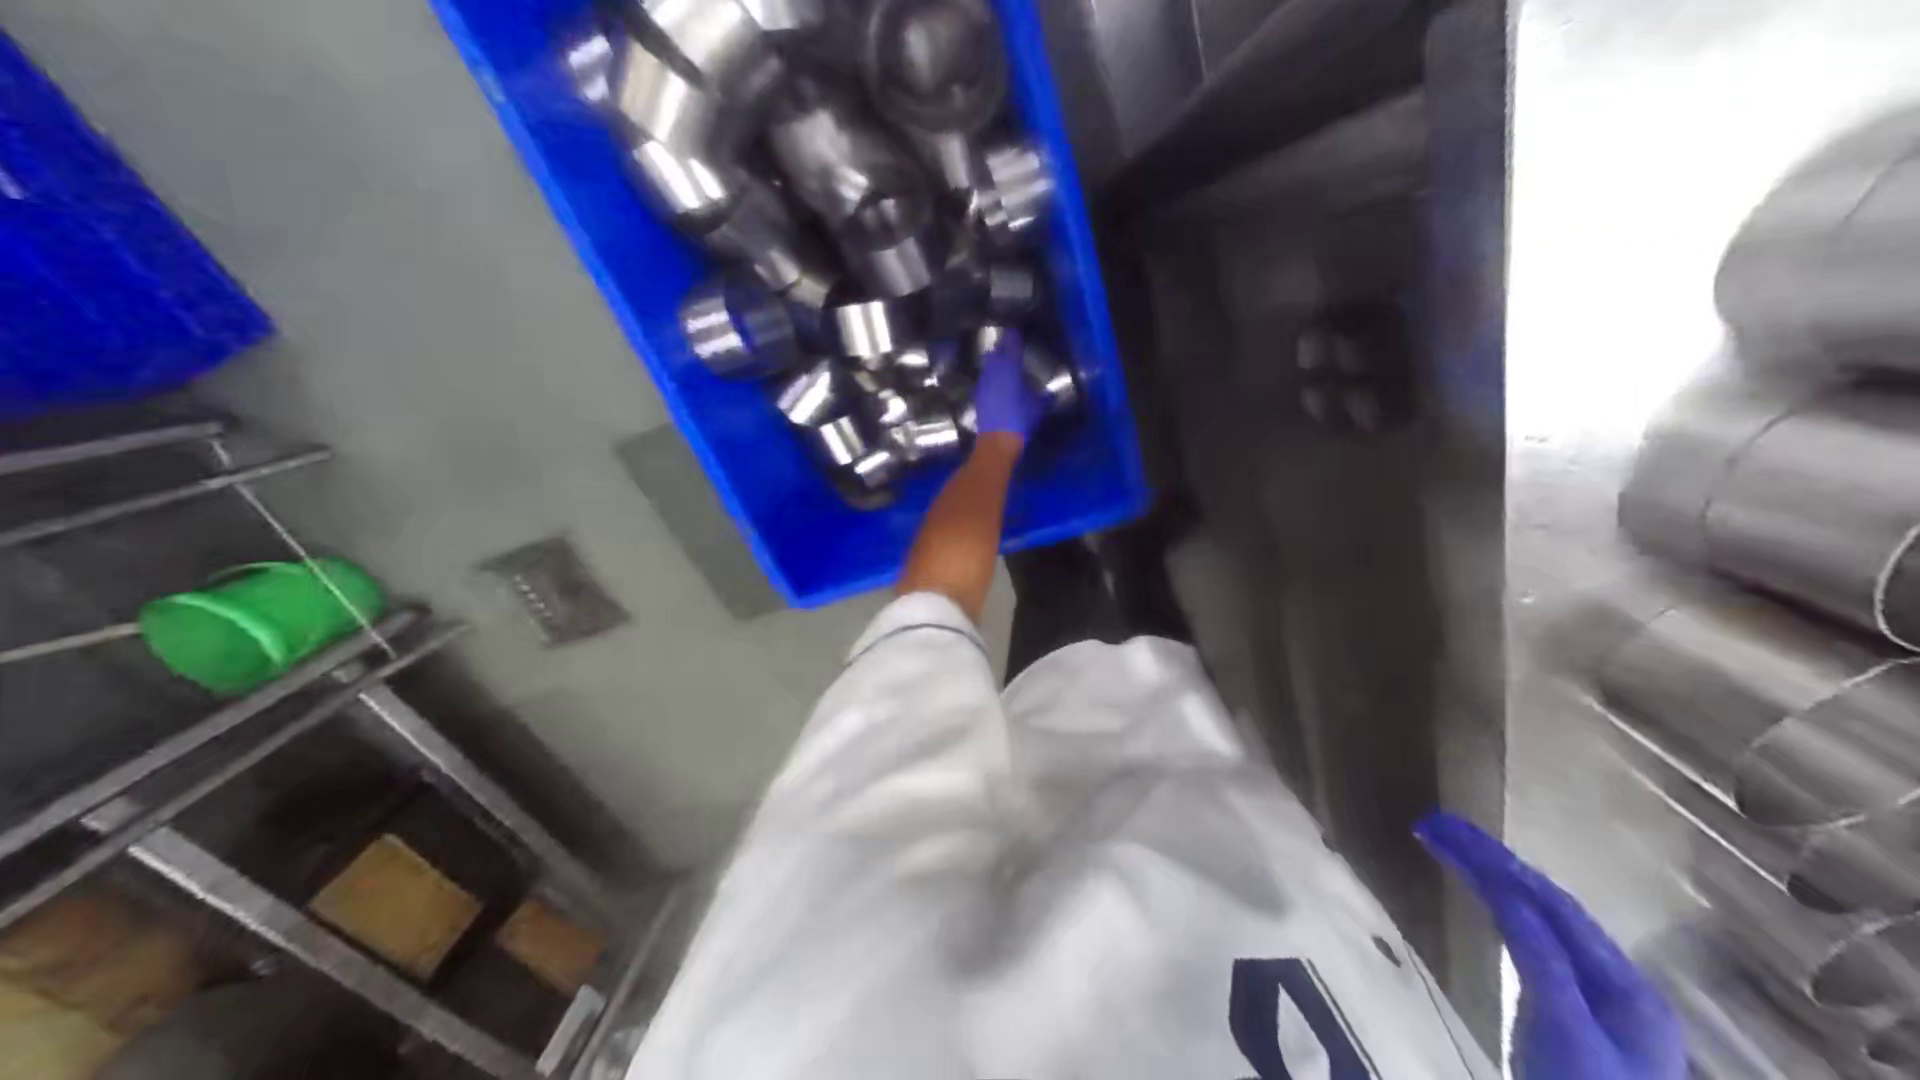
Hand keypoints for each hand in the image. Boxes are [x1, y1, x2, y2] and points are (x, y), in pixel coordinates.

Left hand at [972, 329, 1041, 441]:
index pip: (1012, 342)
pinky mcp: (978, 395)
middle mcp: (993, 370)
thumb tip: (1047, 392)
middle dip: (1004, 346)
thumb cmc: (1020, 419)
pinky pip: (986, 377)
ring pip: (989, 364)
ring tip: (1005, 362)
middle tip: (1012, 345)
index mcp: (1010, 366)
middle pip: (997, 351)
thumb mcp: (1038, 405)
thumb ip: (1041, 394)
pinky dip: (992, 375)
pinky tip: (998, 381)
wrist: (997, 440)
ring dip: (997, 360)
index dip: (1015, 335)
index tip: (1019, 331)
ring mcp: (983, 382)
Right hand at [1415, 812, 1686, 1079]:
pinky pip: (1530, 944)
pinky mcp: (1565, 1014)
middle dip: (1489, 861)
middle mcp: (1613, 983)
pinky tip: (1479, 895)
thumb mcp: (1565, 1037)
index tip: (1443, 830)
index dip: (1498, 863)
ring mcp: (1592, 1001)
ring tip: (1443, 846)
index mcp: (1623, 986)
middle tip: (1432, 827)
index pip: (1552, 903)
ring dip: (1490, 880)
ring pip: (1537, 921)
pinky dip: (1498, 910)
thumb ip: (1543, 963)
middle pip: (1546, 905)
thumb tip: (1510, 894)